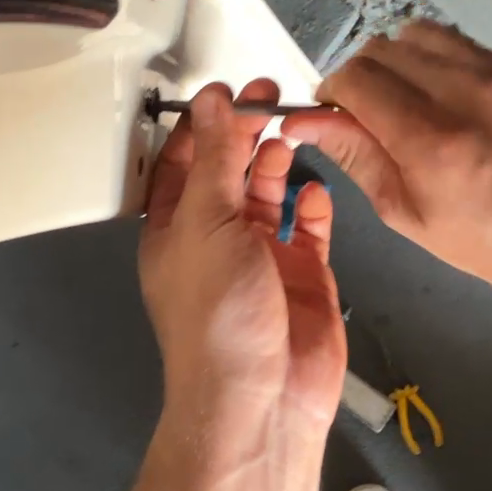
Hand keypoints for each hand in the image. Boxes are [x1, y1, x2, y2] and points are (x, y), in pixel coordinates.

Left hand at [139, 80, 347, 431]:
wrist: (263, 401)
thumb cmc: (220, 310)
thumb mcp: (207, 225)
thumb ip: (215, 160)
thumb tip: (210, 100)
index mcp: (175, 229)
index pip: (183, 163)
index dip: (202, 125)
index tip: (226, 89)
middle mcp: (215, 239)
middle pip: (229, 172)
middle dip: (246, 134)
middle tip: (270, 94)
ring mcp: (261, 257)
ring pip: (269, 195)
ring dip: (278, 164)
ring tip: (292, 132)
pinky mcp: (303, 275)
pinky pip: (308, 229)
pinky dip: (312, 207)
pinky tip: (316, 191)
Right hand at [281, 20, 491, 296]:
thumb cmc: (479, 239)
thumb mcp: (403, 211)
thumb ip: (354, 154)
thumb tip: (302, 120)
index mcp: (432, 140)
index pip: (355, 78)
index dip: (330, 92)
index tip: (330, 113)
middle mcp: (466, 92)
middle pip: (380, 48)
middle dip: (358, 75)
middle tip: (363, 110)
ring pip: (416, 33)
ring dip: (395, 59)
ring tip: (402, 96)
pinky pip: (457, 42)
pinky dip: (433, 60)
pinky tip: (442, 95)